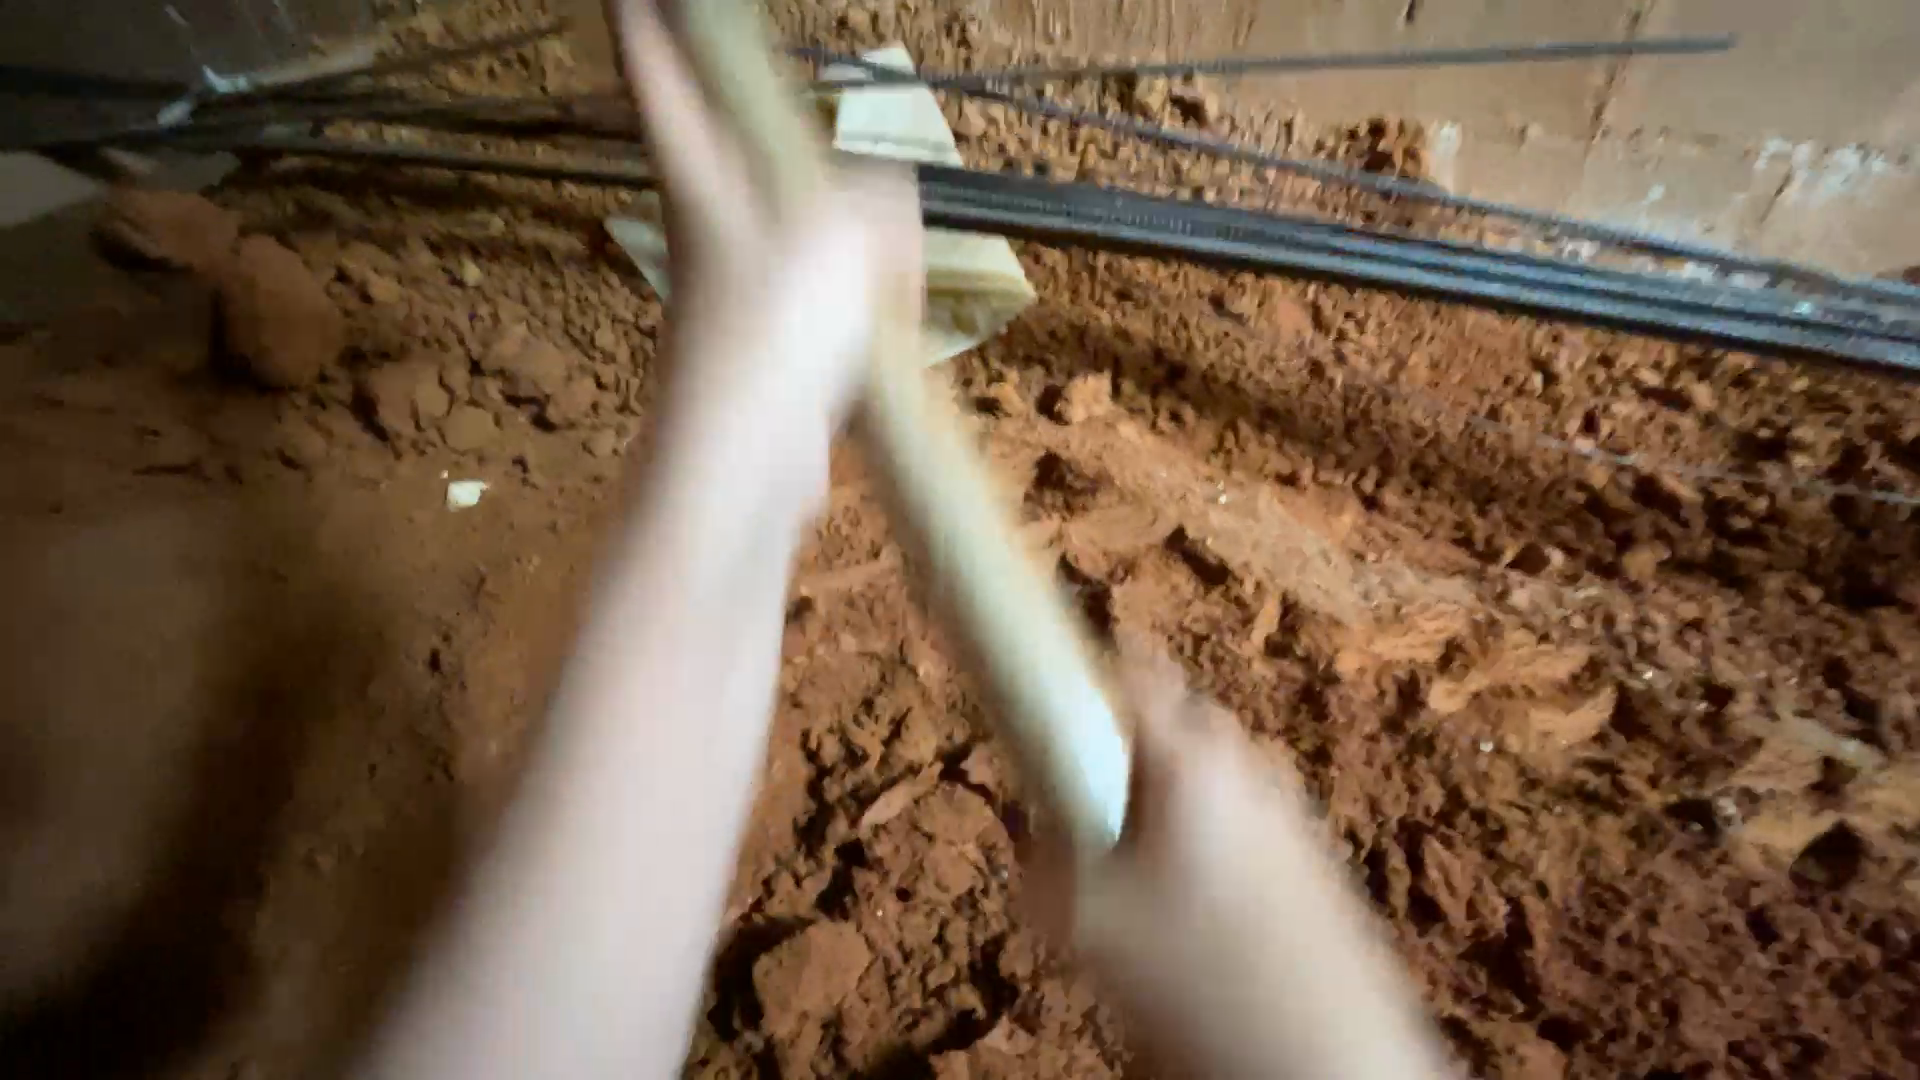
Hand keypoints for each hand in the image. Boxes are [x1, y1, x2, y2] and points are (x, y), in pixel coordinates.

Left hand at [610, 0, 922, 505]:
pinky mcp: (780, 346)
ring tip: (894, 281)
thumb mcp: (843, 232)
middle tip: (844, 155)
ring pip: (810, 235)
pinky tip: (890, 327)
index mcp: (700, 177)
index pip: (657, 66)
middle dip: (805, 150)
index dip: (649, 14)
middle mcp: (715, 227)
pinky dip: (867, 311)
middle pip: (752, 154)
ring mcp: (749, 292)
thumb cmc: (776, 329)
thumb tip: (889, 212)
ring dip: (862, 249)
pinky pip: (832, 303)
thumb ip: (878, 199)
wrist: (754, 459)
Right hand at [1027, 644, 1451, 1078]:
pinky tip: (1202, 892)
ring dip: (1175, 784)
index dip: (1093, 668)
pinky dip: (1215, 822)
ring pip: (1213, 763)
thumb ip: (1048, 856)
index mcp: (1189, 759)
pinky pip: (1244, 805)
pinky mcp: (1313, 846)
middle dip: (1133, 737)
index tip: (1064, 690)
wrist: (1328, 1061)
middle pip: (1177, 716)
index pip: (1135, 672)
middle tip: (1100, 790)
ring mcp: (1288, 802)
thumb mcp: (1087, 920)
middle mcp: (1245, 762)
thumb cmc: (1197, 974)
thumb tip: (1039, 825)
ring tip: (1150, 855)